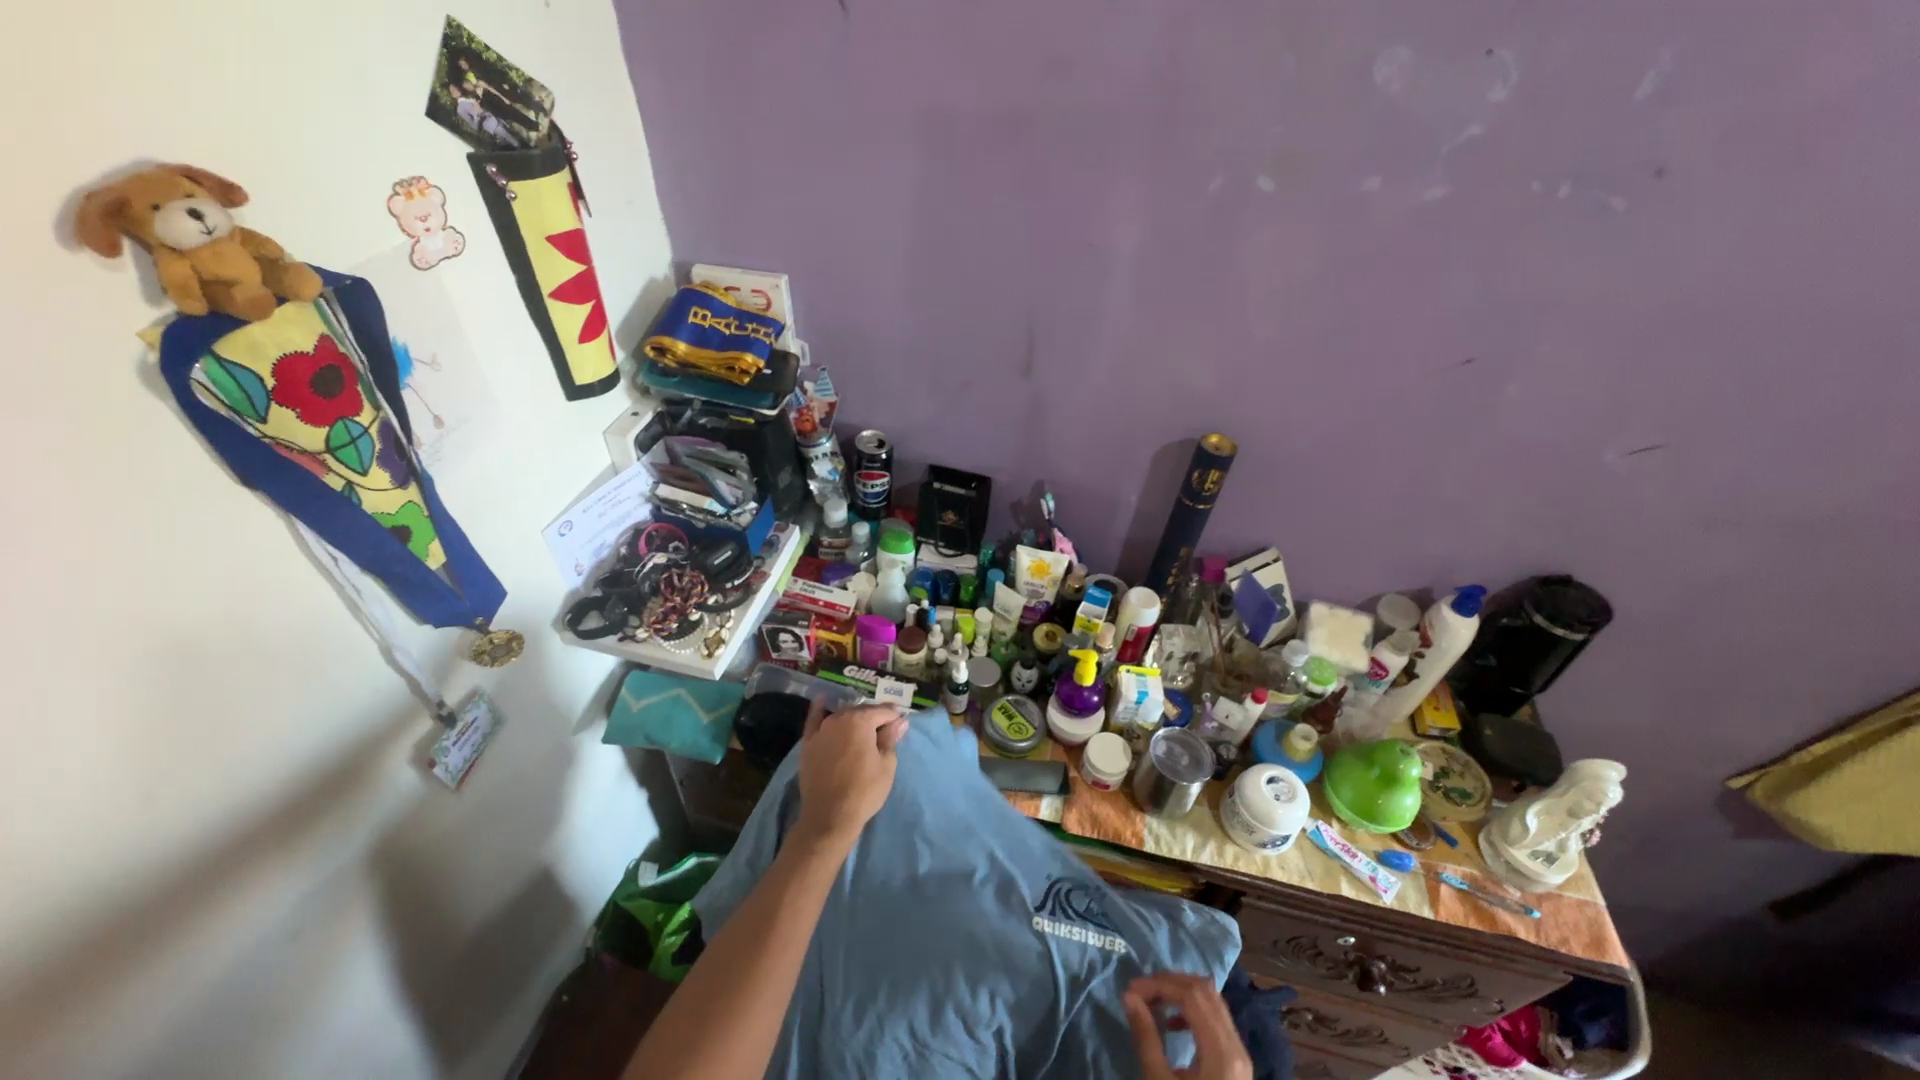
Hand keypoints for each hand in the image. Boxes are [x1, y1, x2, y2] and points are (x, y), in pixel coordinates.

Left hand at [794, 701, 908, 849]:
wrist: (830, 816)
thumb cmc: (864, 790)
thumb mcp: (886, 764)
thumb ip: (890, 738)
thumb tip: (899, 721)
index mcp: (860, 720)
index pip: (883, 712)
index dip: (894, 719)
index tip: (901, 726)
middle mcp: (838, 718)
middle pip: (861, 712)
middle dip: (874, 718)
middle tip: (885, 732)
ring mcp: (820, 730)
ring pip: (841, 716)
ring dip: (854, 719)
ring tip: (864, 729)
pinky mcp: (807, 744)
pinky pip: (814, 721)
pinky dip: (819, 710)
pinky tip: (822, 701)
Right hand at [1123, 974, 1252, 1079]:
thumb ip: (1146, 1038)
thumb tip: (1129, 997)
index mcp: (1222, 1052)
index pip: (1192, 995)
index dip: (1159, 985)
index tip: (1130, 991)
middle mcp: (1237, 1046)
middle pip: (1206, 992)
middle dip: (1170, 983)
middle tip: (1139, 991)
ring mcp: (1240, 1054)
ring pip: (1213, 1002)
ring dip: (1181, 994)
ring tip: (1151, 1003)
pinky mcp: (1236, 1062)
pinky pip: (1216, 1020)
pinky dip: (1193, 1012)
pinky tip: (1172, 1026)